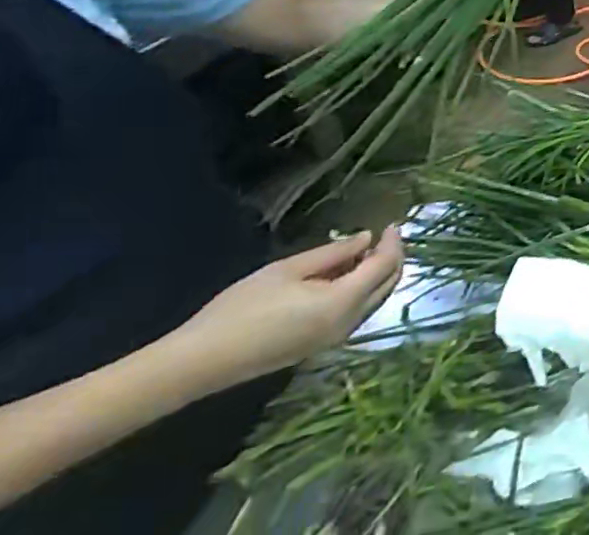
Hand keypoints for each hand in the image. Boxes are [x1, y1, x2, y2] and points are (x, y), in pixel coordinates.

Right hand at [164, 227, 403, 392]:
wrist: (196, 363)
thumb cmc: (239, 310)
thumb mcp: (286, 270)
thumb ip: (333, 253)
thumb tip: (365, 239)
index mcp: (343, 302)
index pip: (385, 266)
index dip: (392, 243)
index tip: (391, 225)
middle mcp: (349, 322)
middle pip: (388, 284)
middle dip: (392, 258)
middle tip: (382, 238)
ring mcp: (337, 338)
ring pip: (376, 299)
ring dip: (378, 275)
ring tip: (362, 253)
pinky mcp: (323, 346)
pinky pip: (358, 312)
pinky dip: (362, 291)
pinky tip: (345, 276)